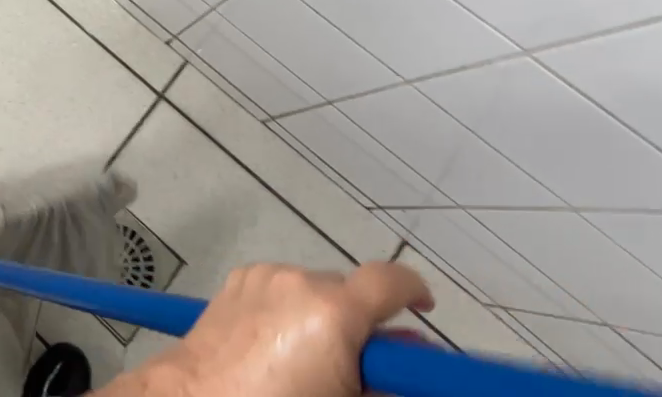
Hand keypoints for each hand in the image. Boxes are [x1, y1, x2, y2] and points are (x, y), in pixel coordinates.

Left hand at [103, 262, 433, 396]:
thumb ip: (385, 385)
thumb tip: (410, 365)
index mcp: (332, 311)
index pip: (390, 280)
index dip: (414, 292)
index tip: (424, 311)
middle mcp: (298, 280)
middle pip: (350, 291)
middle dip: (364, 323)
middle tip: (364, 366)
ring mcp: (263, 276)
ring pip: (314, 290)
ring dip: (325, 317)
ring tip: (313, 362)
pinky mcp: (237, 279)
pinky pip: (281, 289)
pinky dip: (292, 311)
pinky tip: (280, 347)